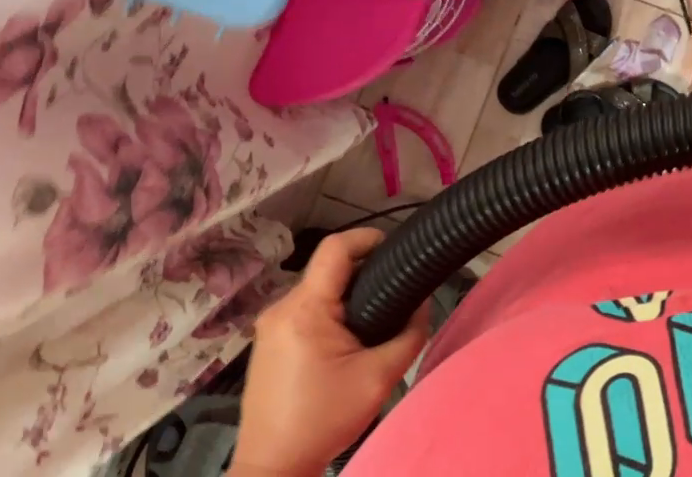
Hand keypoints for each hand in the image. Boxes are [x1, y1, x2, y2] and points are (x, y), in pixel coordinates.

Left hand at [230, 229, 429, 476]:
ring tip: (376, 317)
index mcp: (305, 310)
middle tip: (395, 291)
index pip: (335, 248)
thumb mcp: (380, 377)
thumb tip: (423, 301)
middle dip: (364, 273)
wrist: (272, 468)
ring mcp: (270, 326)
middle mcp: (281, 309)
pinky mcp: (268, 342)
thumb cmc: (323, 421)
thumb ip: (410, 332)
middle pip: (329, 269)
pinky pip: (305, 309)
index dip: (367, 237)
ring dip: (347, 296)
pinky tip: (349, 338)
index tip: (394, 249)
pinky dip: (331, 312)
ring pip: (318, 290)